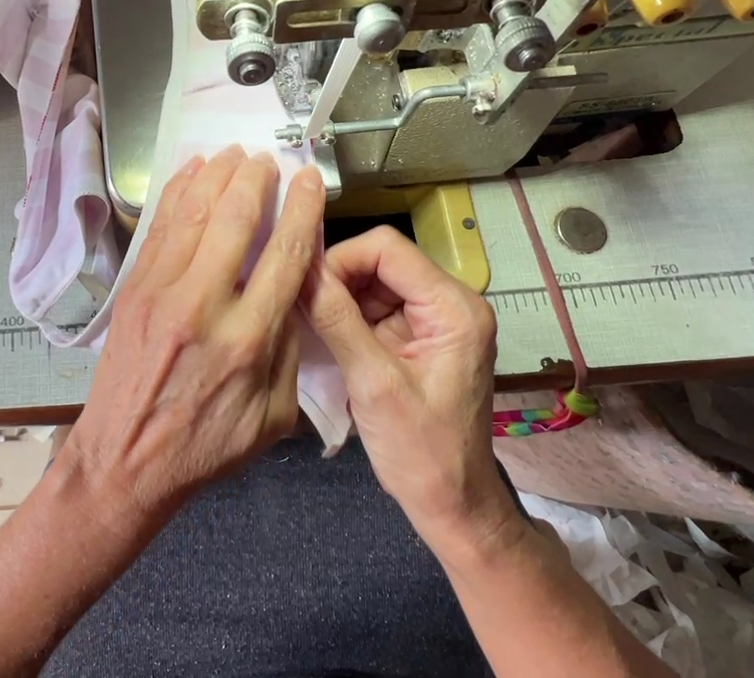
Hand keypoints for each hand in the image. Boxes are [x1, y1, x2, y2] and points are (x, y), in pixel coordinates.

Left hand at [61, 147, 324, 528]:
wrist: (124, 459)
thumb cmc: (206, 445)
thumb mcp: (273, 415)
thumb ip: (289, 347)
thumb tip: (295, 288)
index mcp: (248, 339)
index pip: (285, 255)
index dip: (302, 209)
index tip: (309, 179)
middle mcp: (203, 304)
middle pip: (236, 219)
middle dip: (256, 179)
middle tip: (268, 159)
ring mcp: (160, 291)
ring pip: (194, 213)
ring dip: (216, 174)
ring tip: (234, 154)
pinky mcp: (133, 289)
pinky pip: (160, 227)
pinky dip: (178, 192)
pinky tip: (192, 172)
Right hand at [300, 226, 524, 560]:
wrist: (452, 503)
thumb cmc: (421, 451)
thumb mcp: (373, 384)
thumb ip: (337, 320)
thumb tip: (298, 271)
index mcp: (454, 308)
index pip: (387, 249)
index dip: (339, 259)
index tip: (304, 288)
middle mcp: (450, 303)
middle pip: (379, 262)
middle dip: (337, 281)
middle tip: (300, 309)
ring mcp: (434, 320)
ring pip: (372, 282)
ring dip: (338, 300)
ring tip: (309, 325)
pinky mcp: (418, 338)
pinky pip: (374, 308)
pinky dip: (346, 318)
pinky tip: (325, 338)